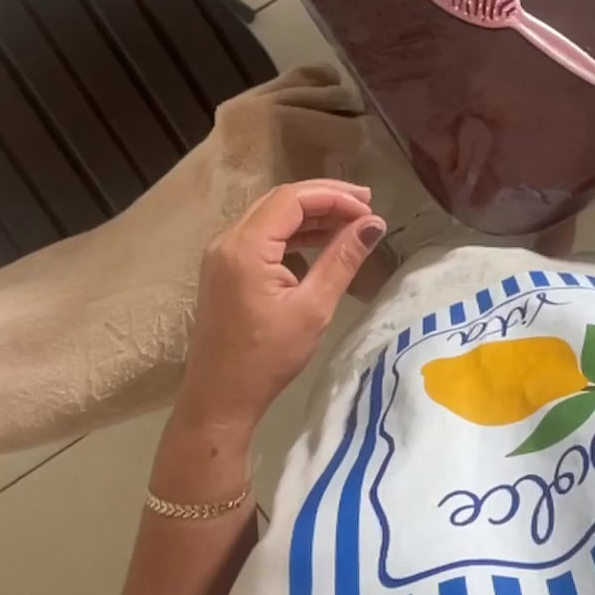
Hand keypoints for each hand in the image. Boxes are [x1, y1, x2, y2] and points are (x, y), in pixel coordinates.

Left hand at [175, 179, 385, 433]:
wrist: (220, 398)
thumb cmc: (267, 358)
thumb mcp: (313, 307)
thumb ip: (343, 259)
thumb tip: (374, 224)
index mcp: (245, 247)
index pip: (292, 199)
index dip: (334, 196)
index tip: (369, 209)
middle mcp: (227, 241)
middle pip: (280, 200)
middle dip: (325, 199)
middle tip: (366, 206)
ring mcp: (222, 255)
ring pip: (271, 216)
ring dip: (312, 216)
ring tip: (352, 223)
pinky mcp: (226, 270)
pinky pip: (263, 237)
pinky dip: (295, 234)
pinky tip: (323, 245)